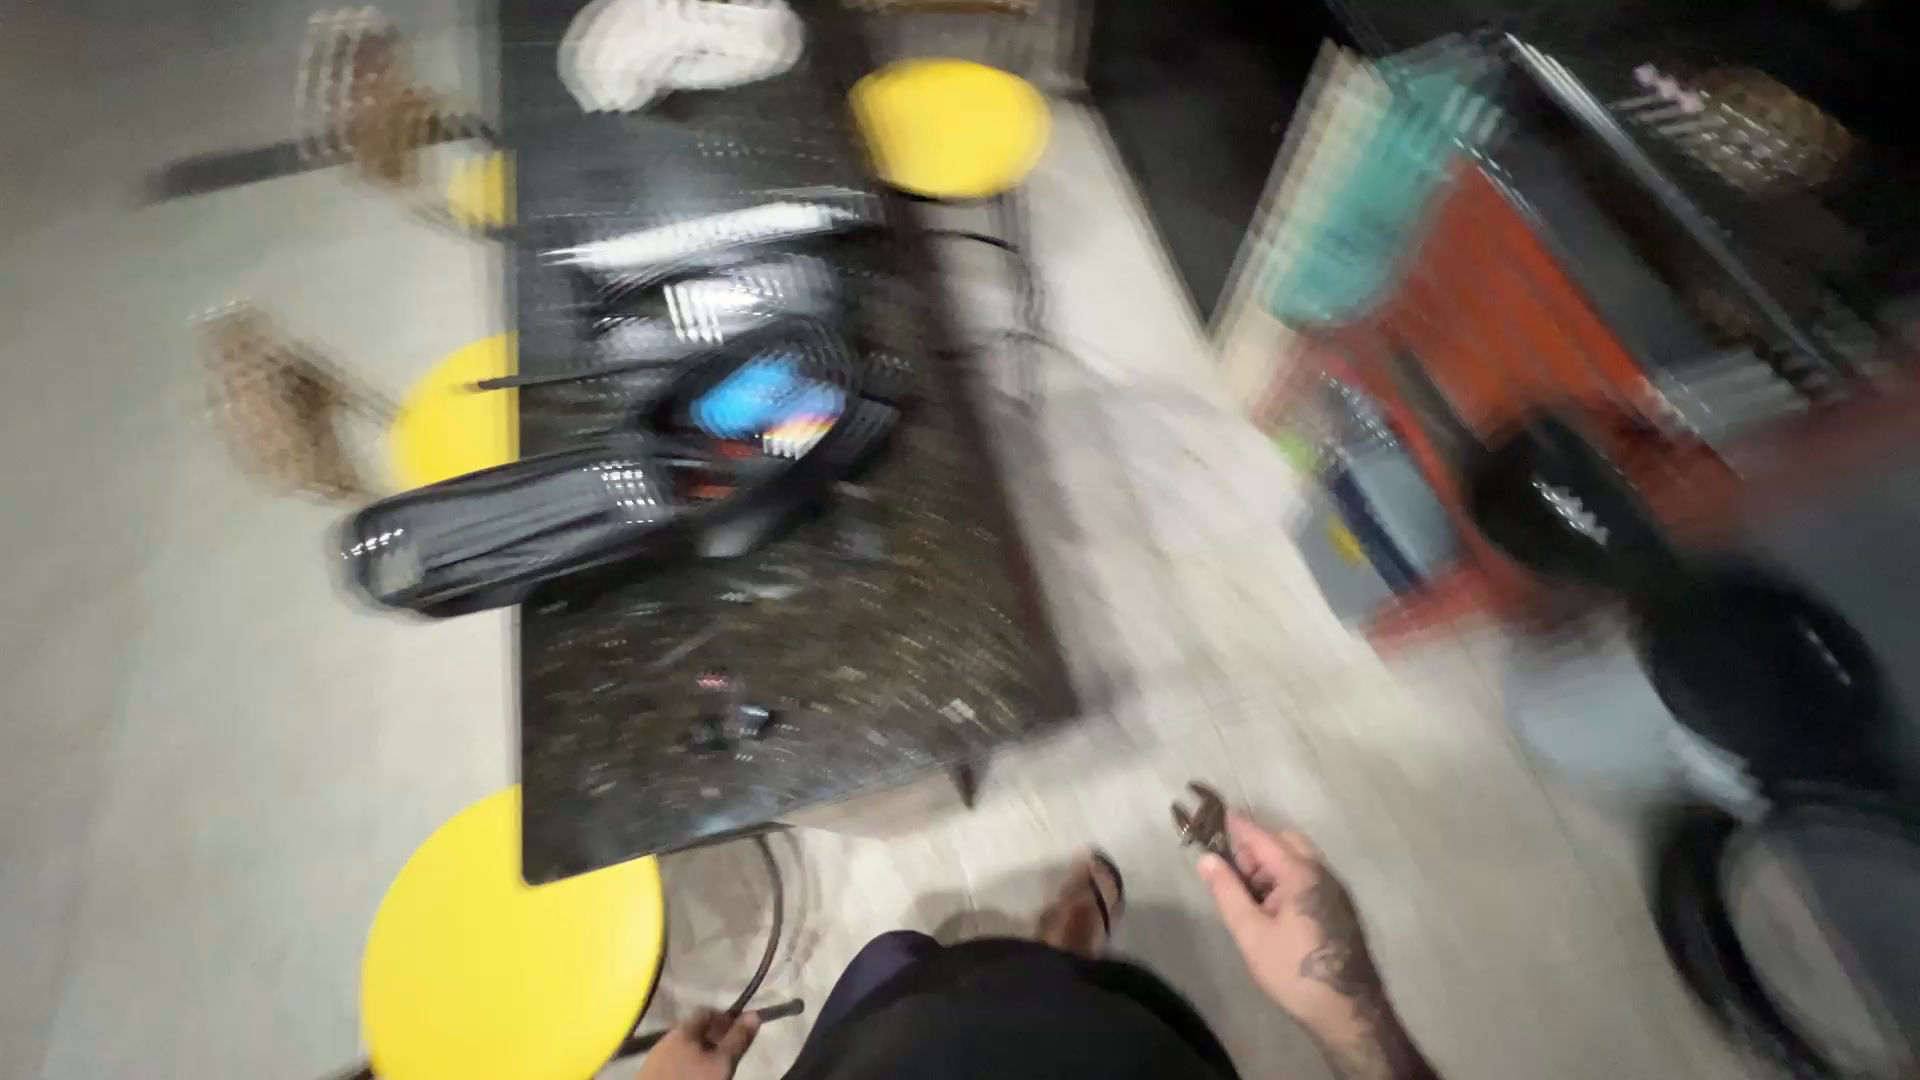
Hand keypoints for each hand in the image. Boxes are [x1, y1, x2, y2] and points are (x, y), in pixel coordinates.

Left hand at [634, 1009, 760, 1079]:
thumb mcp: (721, 1065)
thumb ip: (737, 1039)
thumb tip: (755, 1013)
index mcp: (683, 1030)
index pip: (706, 1011)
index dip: (724, 1017)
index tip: (736, 1030)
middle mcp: (666, 1038)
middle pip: (693, 1031)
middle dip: (711, 1038)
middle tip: (726, 1053)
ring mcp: (652, 1059)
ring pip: (681, 1049)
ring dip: (697, 1054)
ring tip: (711, 1069)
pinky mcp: (647, 1076)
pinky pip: (670, 1064)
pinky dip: (684, 1067)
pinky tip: (692, 1077)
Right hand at [1196, 815, 1383, 1042]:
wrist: (1350, 1016)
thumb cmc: (1294, 970)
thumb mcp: (1250, 933)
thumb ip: (1226, 891)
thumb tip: (1206, 858)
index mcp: (1299, 874)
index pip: (1261, 836)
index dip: (1236, 825)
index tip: (1214, 816)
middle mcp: (1322, 873)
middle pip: (1286, 840)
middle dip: (1257, 845)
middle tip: (1235, 870)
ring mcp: (1336, 891)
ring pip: (1300, 857)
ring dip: (1273, 861)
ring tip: (1252, 893)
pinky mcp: (1341, 908)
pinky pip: (1310, 875)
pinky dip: (1287, 876)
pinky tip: (1275, 907)